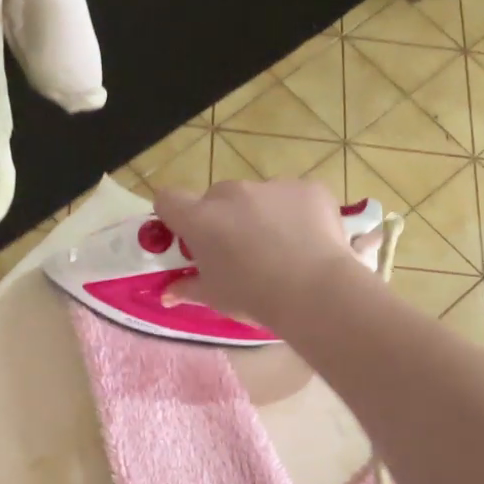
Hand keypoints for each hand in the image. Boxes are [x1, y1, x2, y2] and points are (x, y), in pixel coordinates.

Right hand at [153, 179, 365, 332]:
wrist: (316, 291)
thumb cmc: (254, 297)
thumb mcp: (215, 298)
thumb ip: (187, 287)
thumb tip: (167, 293)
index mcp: (200, 219)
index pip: (168, 200)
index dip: (173, 215)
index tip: (185, 237)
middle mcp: (231, 193)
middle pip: (216, 198)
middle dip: (222, 219)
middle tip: (238, 252)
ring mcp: (272, 186)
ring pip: (257, 196)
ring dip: (260, 215)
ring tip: (281, 250)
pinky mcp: (307, 188)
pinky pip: (293, 197)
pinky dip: (296, 214)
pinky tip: (308, 242)